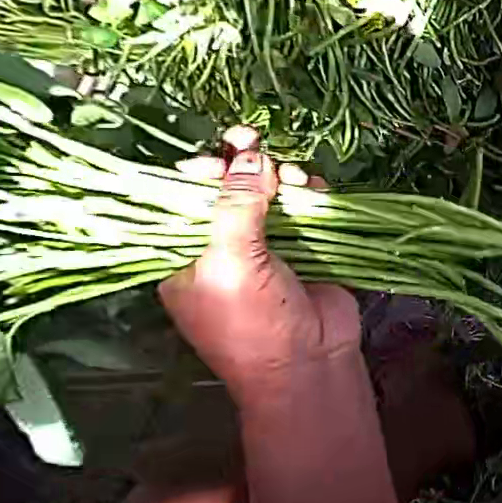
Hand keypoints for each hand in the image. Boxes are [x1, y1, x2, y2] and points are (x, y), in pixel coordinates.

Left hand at [160, 126, 360, 404]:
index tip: (225, 148)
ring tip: (295, 175)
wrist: (309, 363)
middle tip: (254, 138)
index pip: (188, 199)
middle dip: (245, 165)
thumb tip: (252, 156)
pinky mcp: (308, 250)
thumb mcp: (231, 263)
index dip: (205, 169)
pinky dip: (311, 195)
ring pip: (272, 197)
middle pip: (233, 191)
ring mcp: (270, 248)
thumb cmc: (253, 323)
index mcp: (188, 254)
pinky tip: (313, 185)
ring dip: (282, 178)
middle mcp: (227, 246)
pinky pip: (307, 212)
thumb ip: (237, 207)